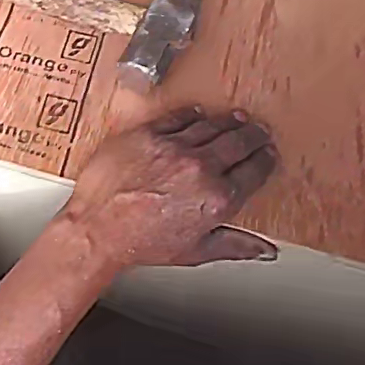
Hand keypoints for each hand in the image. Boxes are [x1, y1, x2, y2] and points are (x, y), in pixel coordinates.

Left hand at [58, 106, 278, 269]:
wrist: (98, 227)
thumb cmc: (139, 241)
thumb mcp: (195, 250)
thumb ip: (235, 245)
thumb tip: (264, 249)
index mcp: (218, 198)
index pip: (255, 169)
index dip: (265, 159)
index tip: (267, 154)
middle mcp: (199, 168)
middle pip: (239, 141)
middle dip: (253, 135)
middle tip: (257, 131)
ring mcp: (172, 148)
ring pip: (210, 125)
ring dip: (226, 121)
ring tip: (234, 119)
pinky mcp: (146, 134)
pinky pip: (177, 116)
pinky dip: (191, 114)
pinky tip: (197, 114)